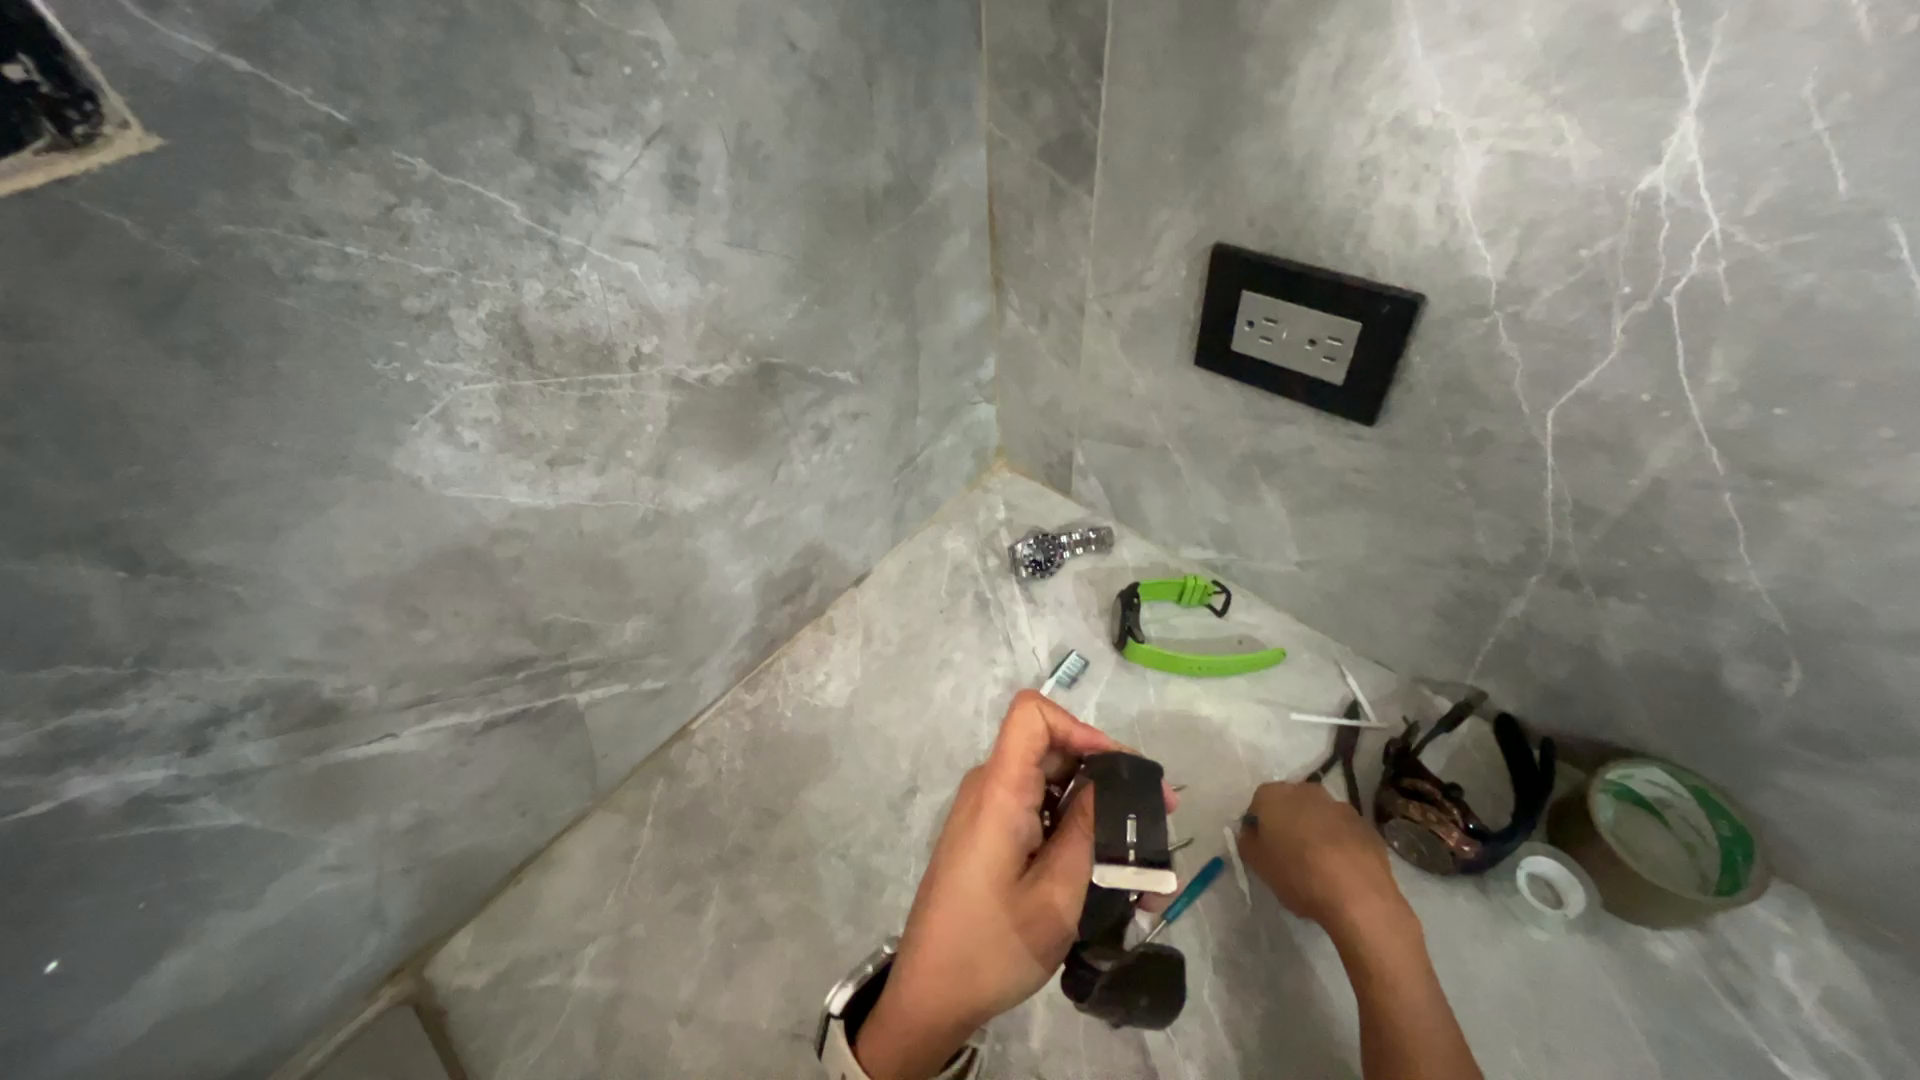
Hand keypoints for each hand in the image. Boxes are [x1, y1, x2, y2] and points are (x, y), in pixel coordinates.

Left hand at [855, 691, 1173, 1079]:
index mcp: (999, 790)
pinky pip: (1040, 818)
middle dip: (1110, 780)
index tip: (1123, 771)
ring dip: (1100, 819)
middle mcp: (990, 789)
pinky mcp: (992, 839)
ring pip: (1054, 790)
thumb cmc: (992, 946)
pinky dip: (1077, 839)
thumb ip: (1086, 828)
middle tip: (1159, 822)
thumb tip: (1109, 779)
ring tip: (1146, 872)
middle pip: (1053, 751)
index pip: (1032, 714)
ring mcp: (989, 815)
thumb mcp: (1056, 893)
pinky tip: (1115, 883)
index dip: (1081, 728)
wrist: (931, 995)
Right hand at [1236, 781, 1411, 940]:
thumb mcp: (1258, 864)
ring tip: (1317, 864)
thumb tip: (1251, 833)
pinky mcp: (1366, 825)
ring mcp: (1340, 806)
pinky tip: (1340, 869)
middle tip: (1286, 853)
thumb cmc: (1299, 875)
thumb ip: (1247, 842)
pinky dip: (1339, 842)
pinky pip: (1343, 830)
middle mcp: (1307, 791)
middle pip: (1290, 804)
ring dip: (1314, 831)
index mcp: (1275, 795)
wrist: (1359, 896)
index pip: (1257, 803)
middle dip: (1287, 823)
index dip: (1257, 825)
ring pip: (1319, 815)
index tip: (1261, 848)